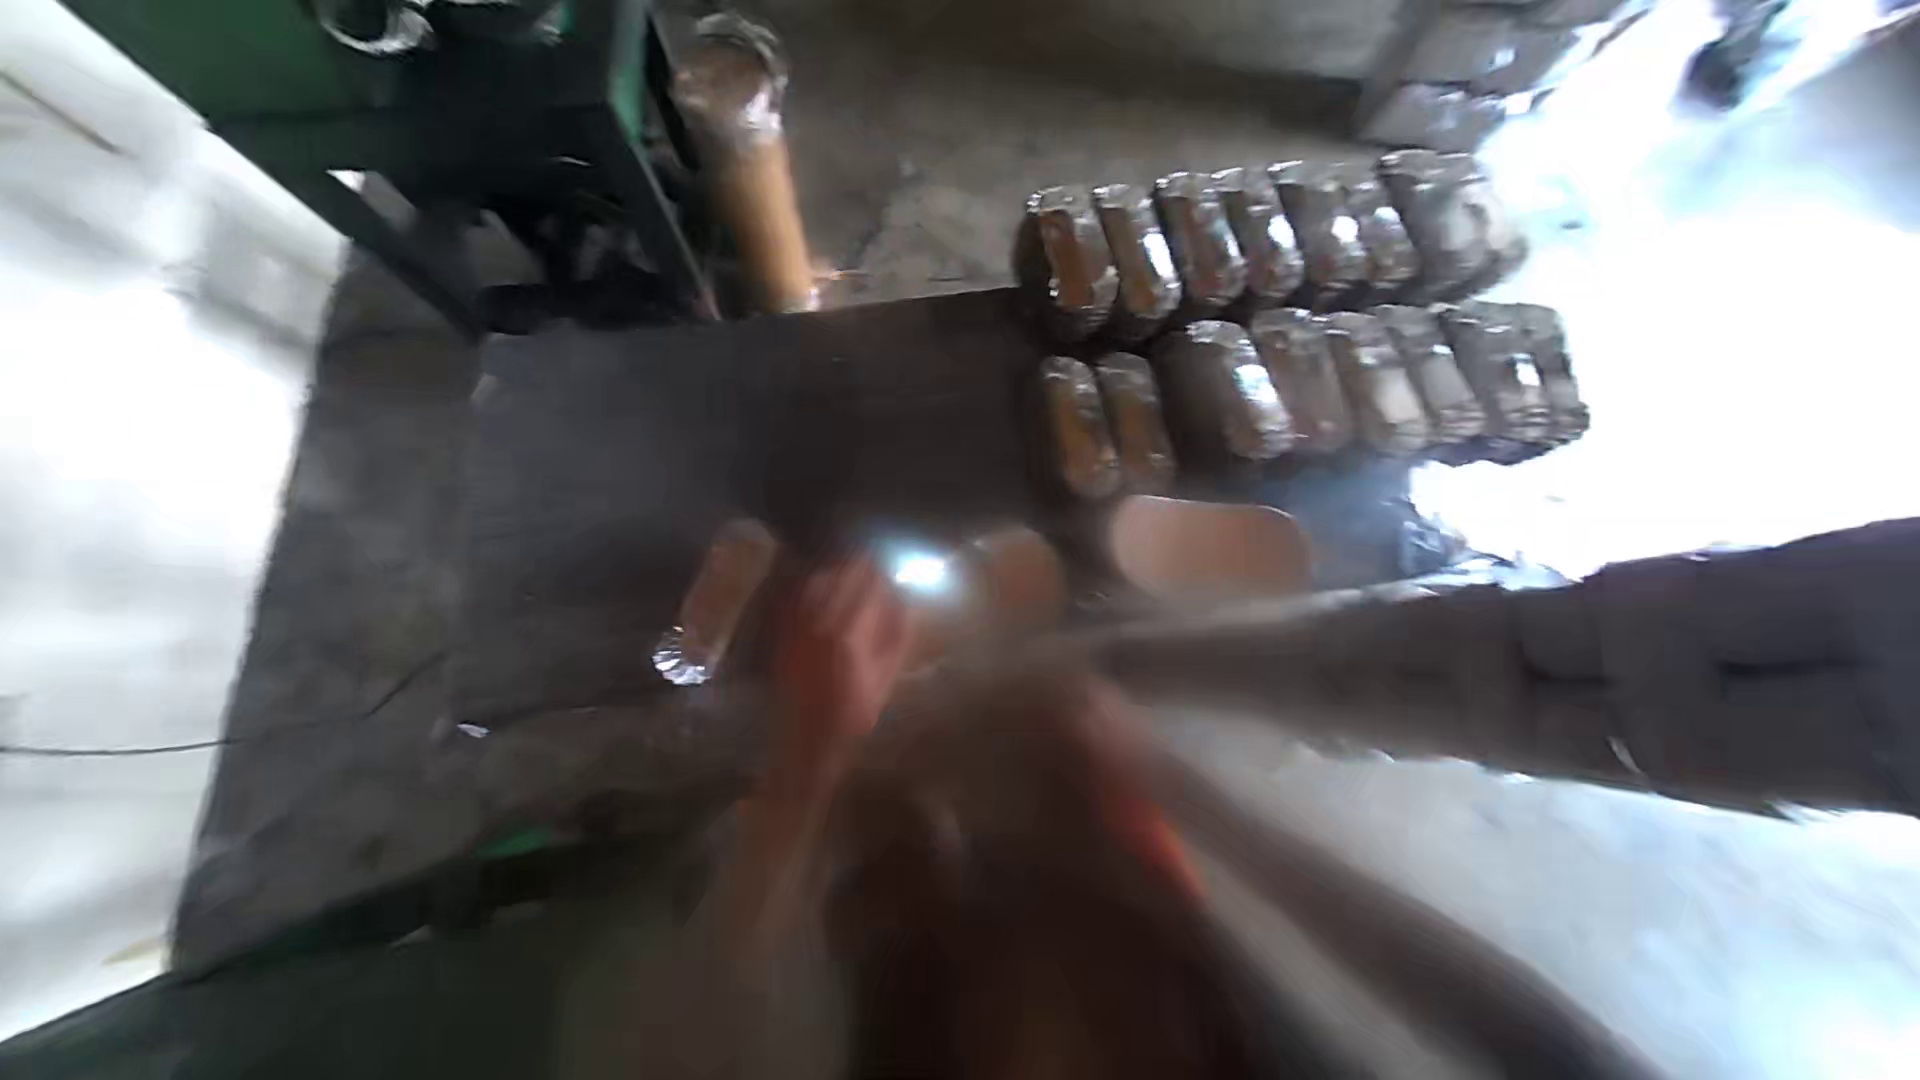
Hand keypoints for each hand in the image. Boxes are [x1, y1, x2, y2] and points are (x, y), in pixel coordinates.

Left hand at [772, 555, 911, 776]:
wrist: (808, 737)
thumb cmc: (853, 712)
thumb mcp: (885, 678)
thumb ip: (898, 637)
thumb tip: (906, 603)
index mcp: (850, 635)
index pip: (866, 589)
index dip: (878, 572)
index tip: (887, 563)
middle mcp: (821, 624)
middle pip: (840, 579)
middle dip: (857, 564)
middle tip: (870, 556)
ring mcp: (799, 627)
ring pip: (817, 583)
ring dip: (834, 569)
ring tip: (848, 563)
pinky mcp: (785, 633)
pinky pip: (798, 598)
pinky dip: (811, 584)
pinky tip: (820, 580)